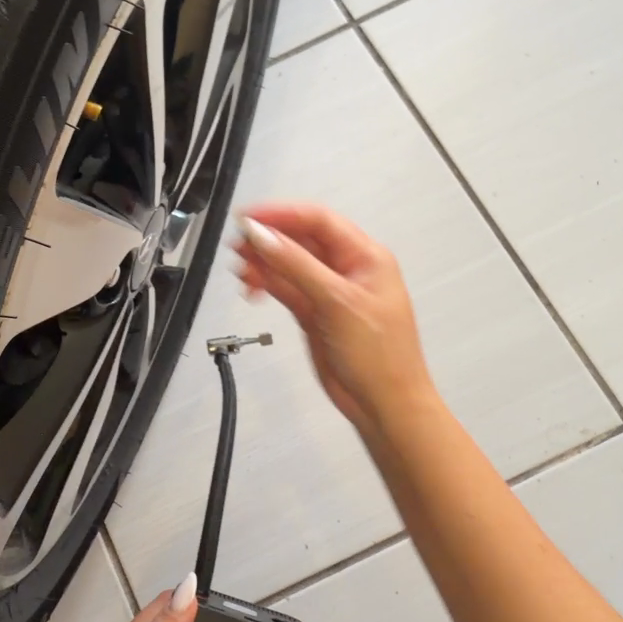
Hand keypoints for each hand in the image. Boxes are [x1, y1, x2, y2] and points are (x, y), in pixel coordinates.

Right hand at [232, 203, 434, 431]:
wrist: (385, 406)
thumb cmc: (379, 355)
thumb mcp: (337, 301)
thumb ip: (295, 264)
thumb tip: (261, 234)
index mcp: (364, 256)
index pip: (317, 221)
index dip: (281, 215)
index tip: (248, 218)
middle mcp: (346, 269)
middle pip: (300, 240)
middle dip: (268, 240)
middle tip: (237, 245)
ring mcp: (329, 291)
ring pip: (289, 264)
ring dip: (263, 262)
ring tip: (239, 268)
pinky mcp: (314, 313)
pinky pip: (286, 288)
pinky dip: (266, 284)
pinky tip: (250, 285)